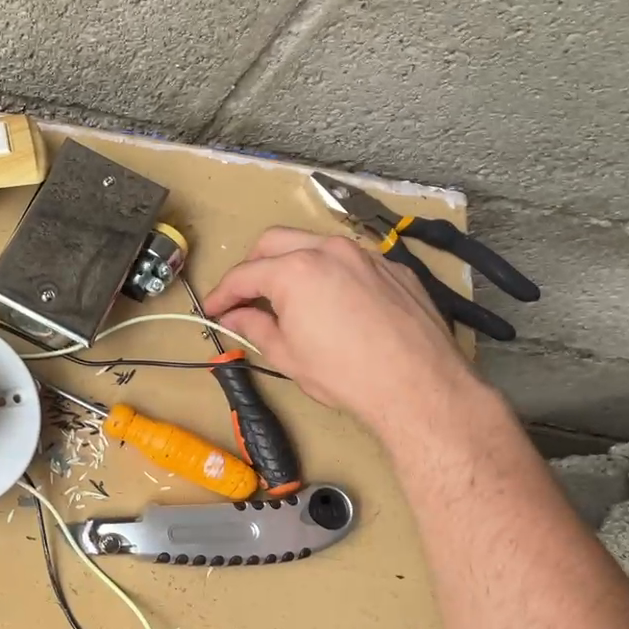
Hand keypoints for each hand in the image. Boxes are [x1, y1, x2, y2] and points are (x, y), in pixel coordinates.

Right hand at [202, 227, 488, 440]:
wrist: (416, 385)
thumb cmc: (345, 373)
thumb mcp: (285, 355)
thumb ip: (254, 327)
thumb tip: (235, 318)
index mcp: (294, 271)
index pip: (243, 275)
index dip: (221, 295)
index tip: (212, 311)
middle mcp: (329, 251)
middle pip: (274, 242)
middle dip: (252, 267)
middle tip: (245, 298)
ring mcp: (366, 256)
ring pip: (314, 244)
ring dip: (291, 264)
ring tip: (286, 298)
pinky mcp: (393, 268)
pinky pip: (349, 260)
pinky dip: (329, 273)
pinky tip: (330, 303)